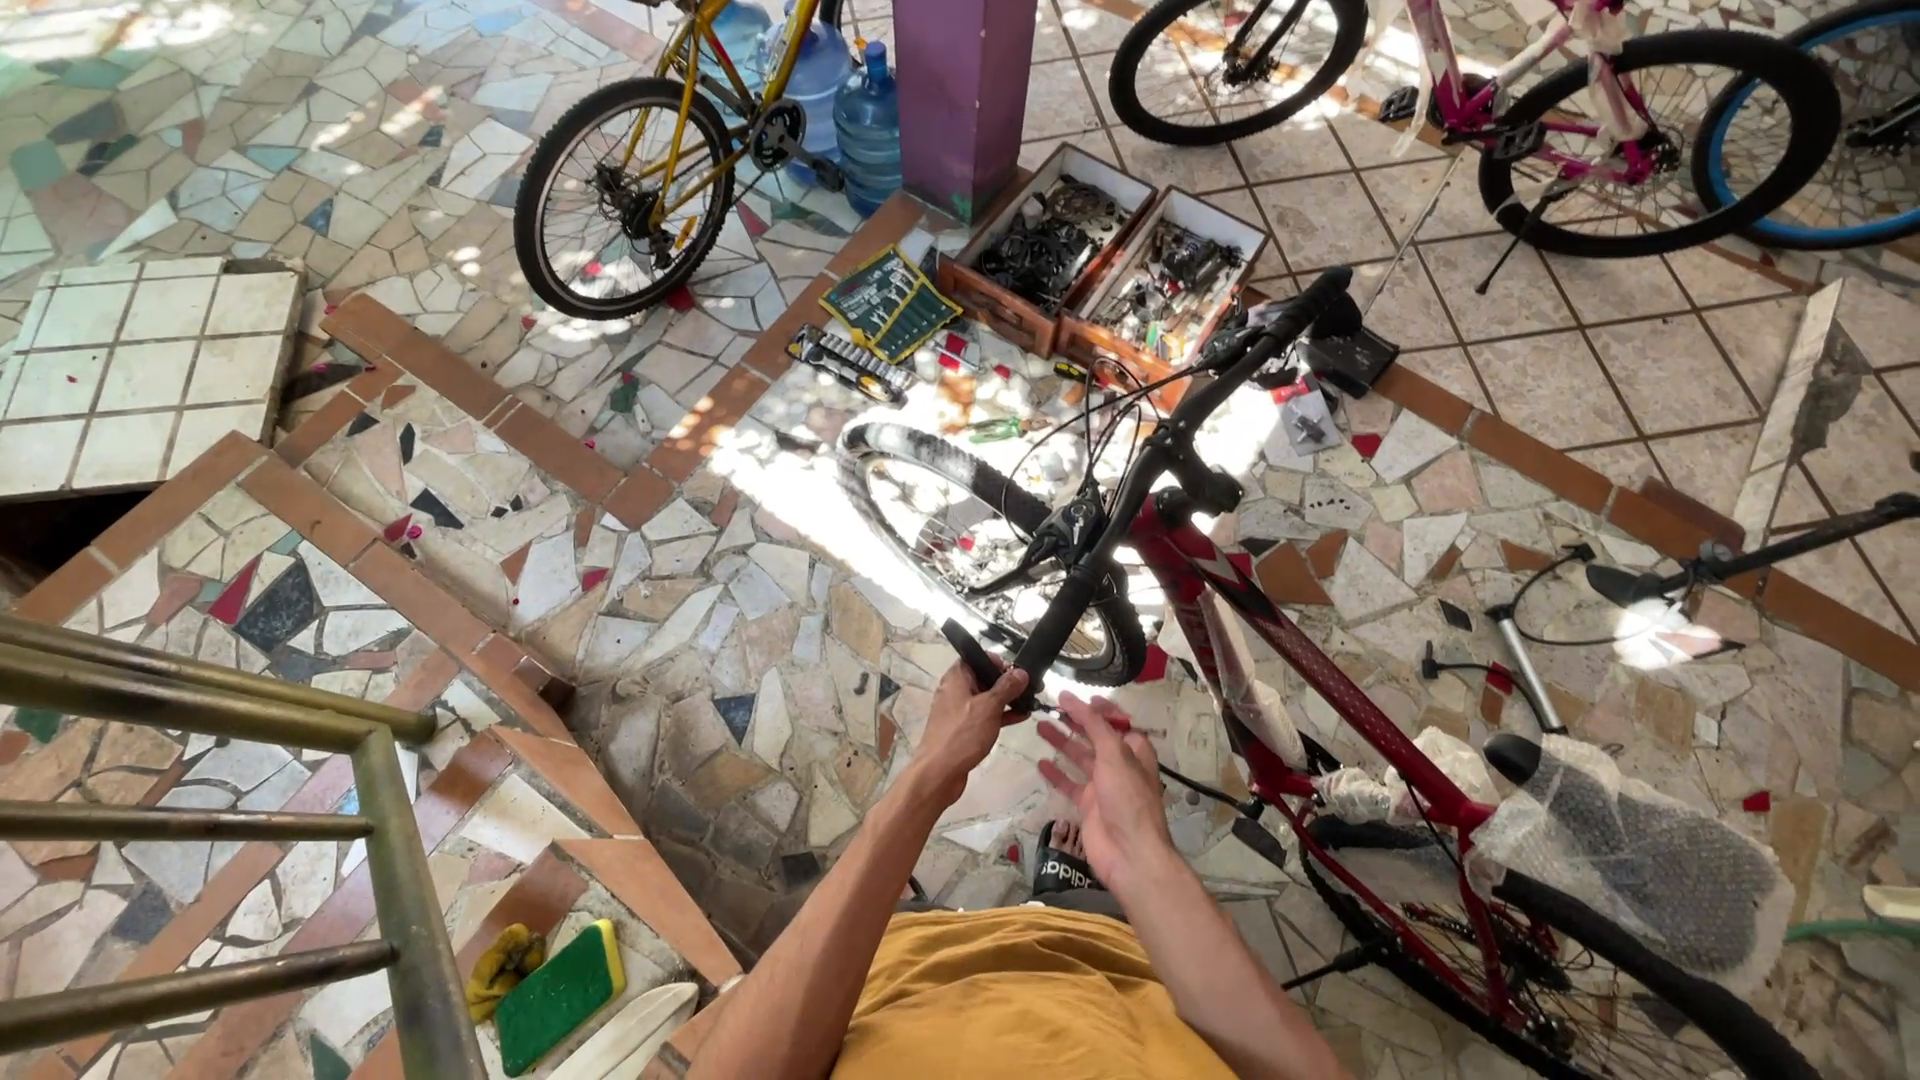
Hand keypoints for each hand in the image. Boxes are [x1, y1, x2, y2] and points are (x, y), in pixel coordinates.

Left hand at [910, 660, 1029, 806]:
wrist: (939, 772)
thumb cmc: (962, 734)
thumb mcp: (989, 707)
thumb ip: (1006, 688)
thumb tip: (1021, 672)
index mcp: (956, 679)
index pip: (976, 658)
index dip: (996, 661)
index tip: (1016, 671)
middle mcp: (955, 691)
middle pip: (983, 679)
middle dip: (1007, 682)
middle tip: (1030, 687)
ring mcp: (959, 712)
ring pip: (986, 699)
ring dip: (1007, 700)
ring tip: (1030, 702)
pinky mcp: (964, 729)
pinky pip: (985, 716)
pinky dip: (1001, 715)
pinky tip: (1020, 717)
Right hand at [1036, 692, 1175, 896]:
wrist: (1130, 853)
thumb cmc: (1127, 798)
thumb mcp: (1115, 754)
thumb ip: (1095, 725)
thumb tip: (1076, 700)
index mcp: (1134, 751)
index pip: (1117, 722)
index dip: (1098, 708)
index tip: (1075, 697)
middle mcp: (1120, 765)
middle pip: (1095, 737)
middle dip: (1076, 721)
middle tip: (1051, 707)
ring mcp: (1103, 786)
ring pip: (1080, 757)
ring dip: (1062, 742)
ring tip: (1040, 725)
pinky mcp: (1088, 805)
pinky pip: (1069, 784)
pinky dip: (1056, 773)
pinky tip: (1040, 762)